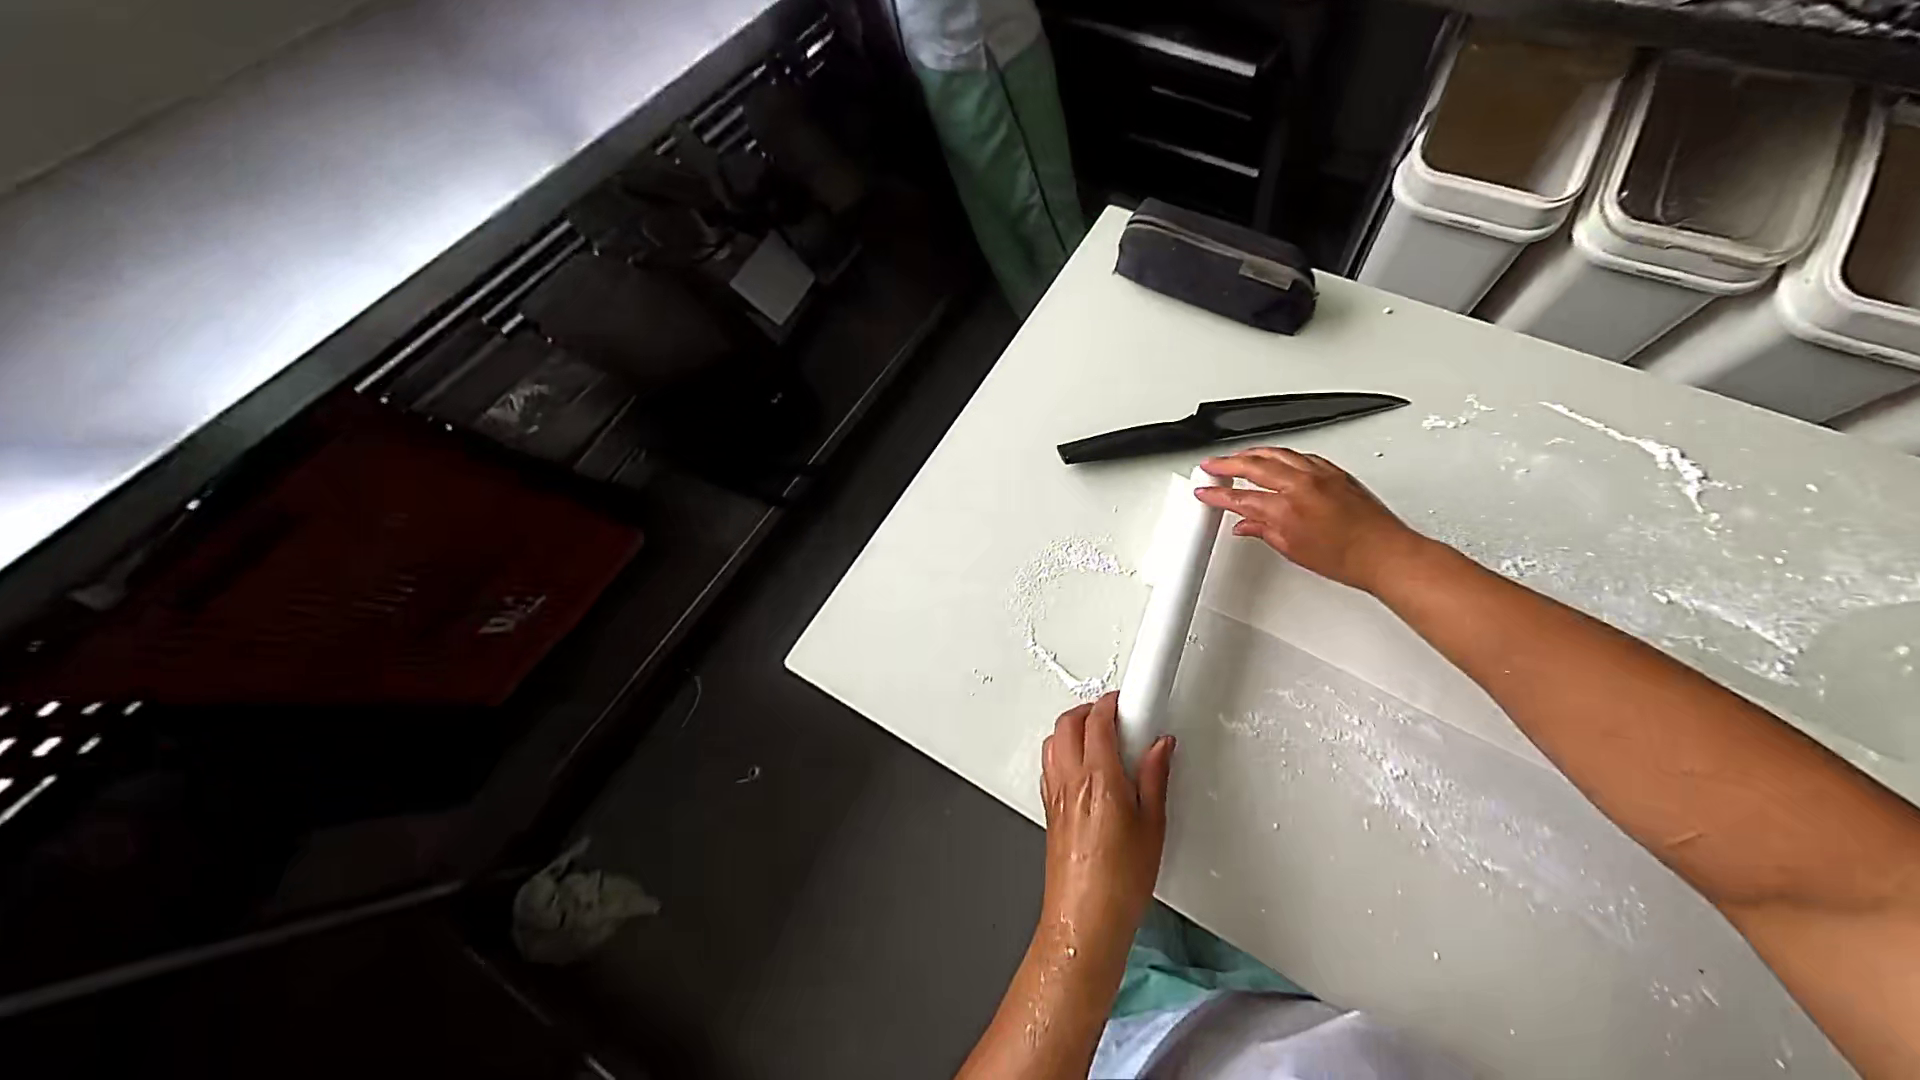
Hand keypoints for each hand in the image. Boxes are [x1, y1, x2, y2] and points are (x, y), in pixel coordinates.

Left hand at [1039, 692, 1173, 946]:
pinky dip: (1062, 751)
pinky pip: (1049, 764)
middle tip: (1114, 713)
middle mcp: (1071, 780)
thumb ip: (1154, 778)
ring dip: (1072, 727)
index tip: (1127, 698)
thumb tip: (1159, 748)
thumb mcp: (1153, 826)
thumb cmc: (1118, 882)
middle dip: (1089, 709)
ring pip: (1054, 740)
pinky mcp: (1048, 808)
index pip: (1099, 721)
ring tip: (1098, 735)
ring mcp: (1055, 793)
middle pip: (1068, 722)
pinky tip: (1081, 765)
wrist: (1084, 920)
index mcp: (1099, 779)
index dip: (1112, 702)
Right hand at [1195, 447, 1426, 593]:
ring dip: (1253, 453)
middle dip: (1227, 463)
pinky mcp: (1336, 472)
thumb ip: (1263, 531)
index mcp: (1286, 508)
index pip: (1240, 497)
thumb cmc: (1348, 558)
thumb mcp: (1292, 549)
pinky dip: (1283, 455)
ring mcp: (1320, 475)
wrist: (1386, 555)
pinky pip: (1301, 455)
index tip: (1205, 491)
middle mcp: (1302, 485)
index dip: (1217, 494)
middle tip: (1212, 464)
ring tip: (1238, 456)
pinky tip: (1276, 458)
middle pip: (1254, 465)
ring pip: (1278, 453)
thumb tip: (1246, 525)